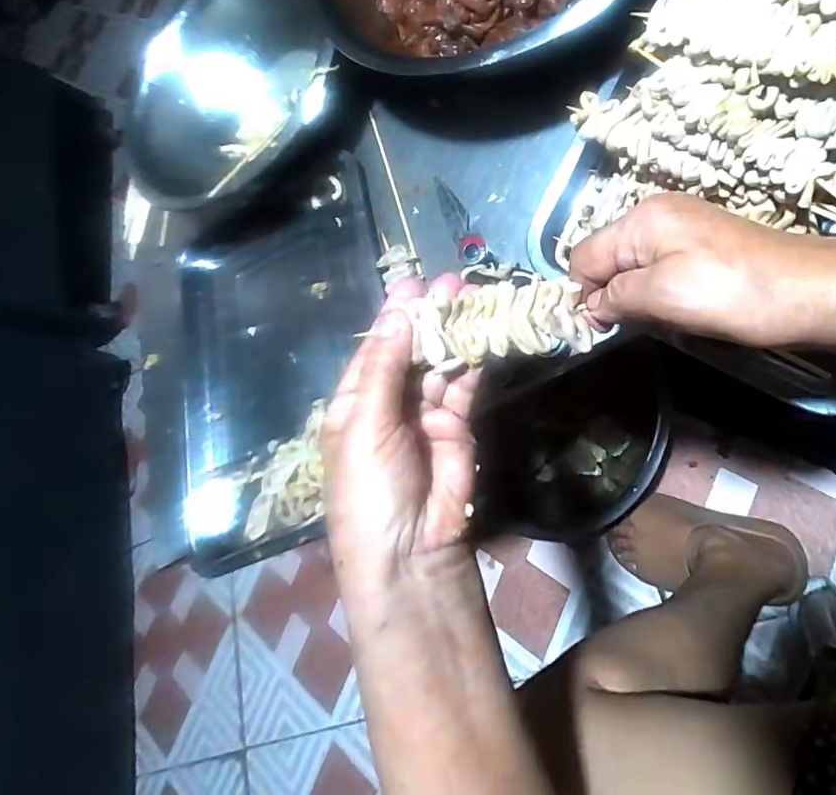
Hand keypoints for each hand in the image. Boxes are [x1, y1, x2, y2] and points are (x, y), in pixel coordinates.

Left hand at [321, 274, 482, 591]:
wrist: (411, 554)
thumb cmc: (368, 491)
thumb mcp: (364, 427)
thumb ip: (384, 369)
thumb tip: (398, 314)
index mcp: (354, 402)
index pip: (375, 348)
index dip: (393, 315)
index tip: (414, 281)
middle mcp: (389, 402)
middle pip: (411, 349)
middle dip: (429, 317)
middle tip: (452, 283)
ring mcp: (425, 413)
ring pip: (440, 363)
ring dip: (454, 333)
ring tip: (471, 298)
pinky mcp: (458, 424)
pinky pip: (464, 386)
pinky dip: (472, 361)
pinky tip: (481, 335)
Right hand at [567, 193, 835, 347]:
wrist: (806, 289)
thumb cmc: (731, 292)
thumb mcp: (664, 294)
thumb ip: (617, 296)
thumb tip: (590, 306)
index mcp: (641, 219)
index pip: (584, 256)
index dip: (586, 294)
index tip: (605, 328)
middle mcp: (655, 213)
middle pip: (607, 258)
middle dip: (613, 293)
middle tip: (639, 323)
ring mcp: (681, 226)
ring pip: (633, 266)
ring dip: (637, 295)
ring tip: (665, 317)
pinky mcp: (701, 242)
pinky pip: (659, 266)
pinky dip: (660, 289)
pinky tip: (682, 306)